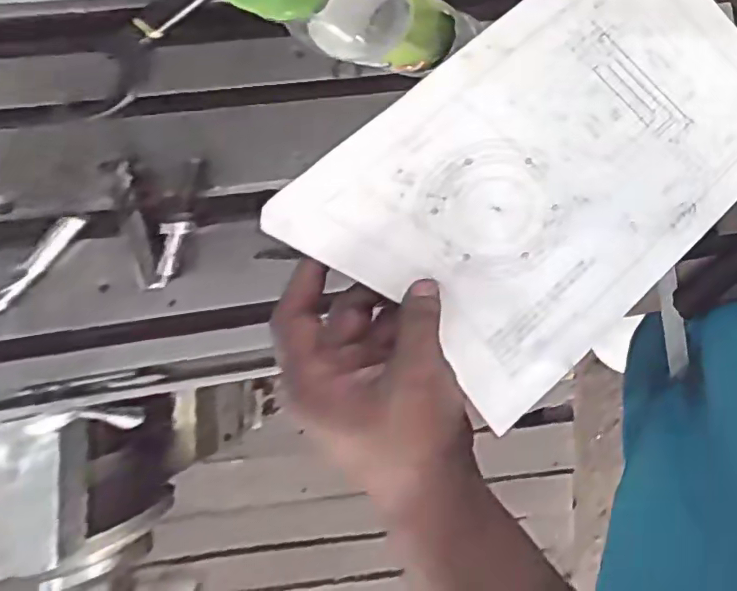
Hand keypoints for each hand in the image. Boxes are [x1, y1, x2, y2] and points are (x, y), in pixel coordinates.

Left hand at [271, 260, 474, 510]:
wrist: (433, 486)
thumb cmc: (408, 437)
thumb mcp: (416, 370)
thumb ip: (417, 320)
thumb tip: (422, 284)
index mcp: (314, 380)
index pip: (295, 319)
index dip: (306, 281)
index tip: (329, 249)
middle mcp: (330, 378)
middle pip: (341, 318)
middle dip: (373, 289)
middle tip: (404, 256)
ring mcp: (361, 383)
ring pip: (374, 329)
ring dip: (400, 306)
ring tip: (431, 278)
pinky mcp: (389, 387)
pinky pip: (396, 344)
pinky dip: (414, 325)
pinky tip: (441, 306)